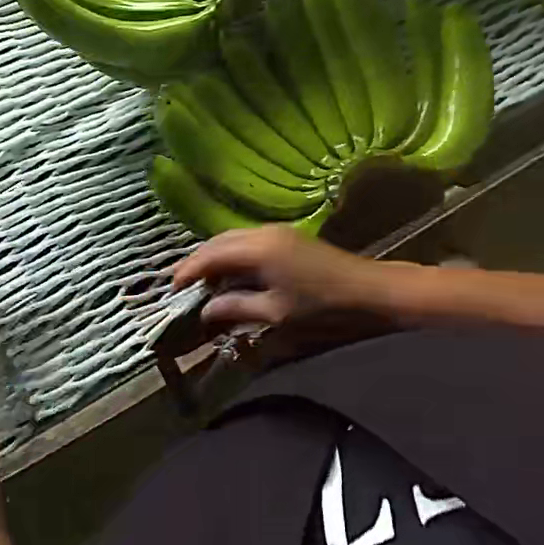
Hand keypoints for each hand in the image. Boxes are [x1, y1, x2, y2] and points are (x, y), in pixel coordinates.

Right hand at [172, 225, 398, 328]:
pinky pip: (244, 240)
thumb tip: (205, 311)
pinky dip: (229, 255)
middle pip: (215, 242)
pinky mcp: (284, 236)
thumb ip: (235, 308)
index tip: (171, 290)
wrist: (371, 290)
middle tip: (181, 286)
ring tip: (201, 282)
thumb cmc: (323, 306)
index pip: (208, 256)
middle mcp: (260, 232)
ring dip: (212, 257)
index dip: (187, 271)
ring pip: (229, 239)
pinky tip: (228, 274)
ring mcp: (274, 231)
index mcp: (256, 249)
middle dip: (196, 262)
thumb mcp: (276, 313)